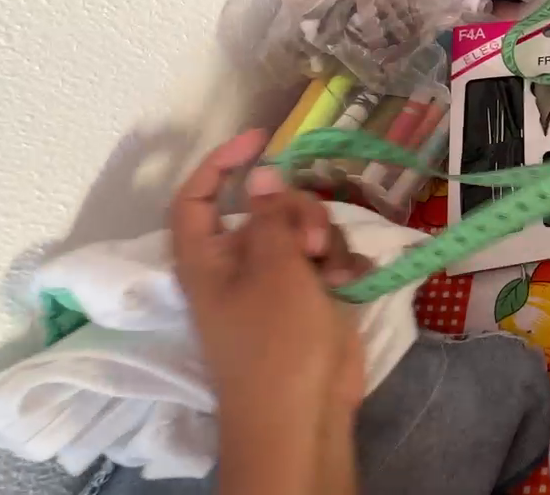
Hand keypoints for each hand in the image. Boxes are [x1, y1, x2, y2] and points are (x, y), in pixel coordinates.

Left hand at [170, 130, 372, 433]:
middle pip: (268, 208)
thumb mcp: (274, 270)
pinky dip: (343, 263)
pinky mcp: (313, 294)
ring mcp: (279, 280)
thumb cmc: (275, 341)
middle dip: (300, 211)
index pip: (197, 199)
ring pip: (307, 228)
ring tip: (333, 271)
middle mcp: (241, 264)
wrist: (303, 409)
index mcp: (209, 261)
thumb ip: (270, 218)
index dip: (220, 164)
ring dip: (328, 240)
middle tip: (315, 239)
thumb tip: (259, 173)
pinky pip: (331, 256)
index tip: (261, 139)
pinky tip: (352, 282)